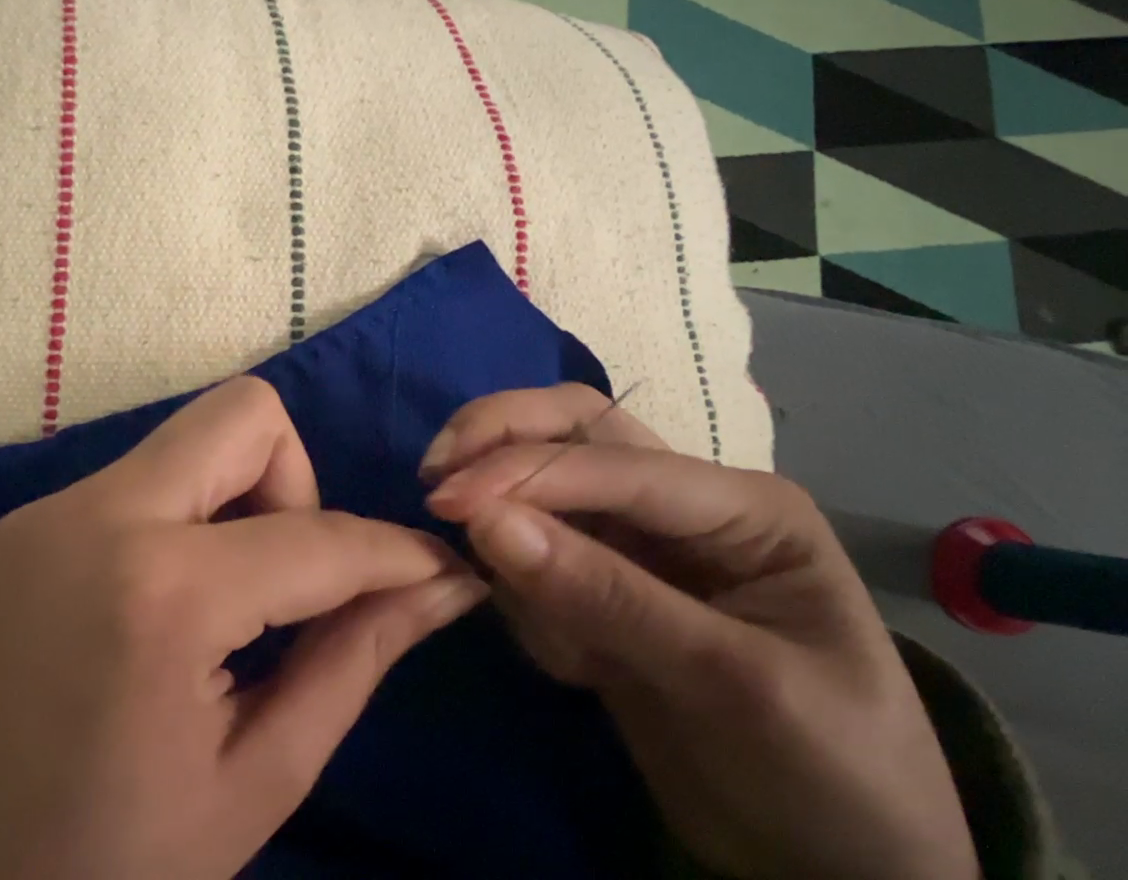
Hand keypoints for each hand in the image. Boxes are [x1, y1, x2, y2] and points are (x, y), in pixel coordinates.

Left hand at [0, 377, 488, 879]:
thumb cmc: (123, 858)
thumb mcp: (262, 774)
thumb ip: (356, 657)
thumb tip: (441, 583)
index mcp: (164, 594)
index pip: (316, 536)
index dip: (392, 552)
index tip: (435, 570)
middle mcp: (94, 518)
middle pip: (241, 415)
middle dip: (295, 486)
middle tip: (286, 586)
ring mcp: (41, 514)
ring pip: (181, 442)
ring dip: (232, 501)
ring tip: (221, 604)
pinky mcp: (11, 526)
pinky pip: (126, 483)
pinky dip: (171, 522)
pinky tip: (157, 607)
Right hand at [421, 384, 976, 879]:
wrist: (832, 869)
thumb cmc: (827, 770)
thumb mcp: (731, 684)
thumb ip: (606, 595)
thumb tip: (483, 518)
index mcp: (739, 506)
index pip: (610, 459)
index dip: (523, 470)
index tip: (443, 502)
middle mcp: (681, 507)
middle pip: (571, 430)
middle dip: (498, 442)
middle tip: (434, 478)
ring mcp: (636, 549)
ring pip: (538, 494)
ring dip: (510, 540)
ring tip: (558, 641)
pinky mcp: (598, 592)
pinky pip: (529, 563)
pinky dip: (523, 599)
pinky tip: (577, 668)